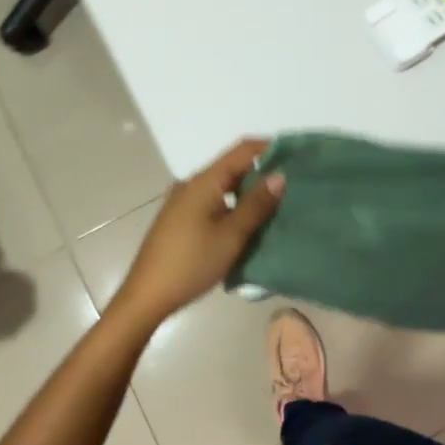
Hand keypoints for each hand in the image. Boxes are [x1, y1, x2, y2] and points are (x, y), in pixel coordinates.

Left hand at [107, 139, 284, 326]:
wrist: (147, 295)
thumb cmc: (191, 263)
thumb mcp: (231, 235)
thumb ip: (256, 204)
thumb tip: (279, 175)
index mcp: (203, 182)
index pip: (242, 150)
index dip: (270, 148)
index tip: (297, 158)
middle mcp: (191, 185)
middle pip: (232, 168)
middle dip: (262, 174)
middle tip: (294, 187)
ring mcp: (182, 203)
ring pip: (223, 189)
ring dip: (248, 194)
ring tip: (277, 208)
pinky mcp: (180, 221)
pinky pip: (213, 204)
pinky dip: (233, 208)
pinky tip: (249, 226)